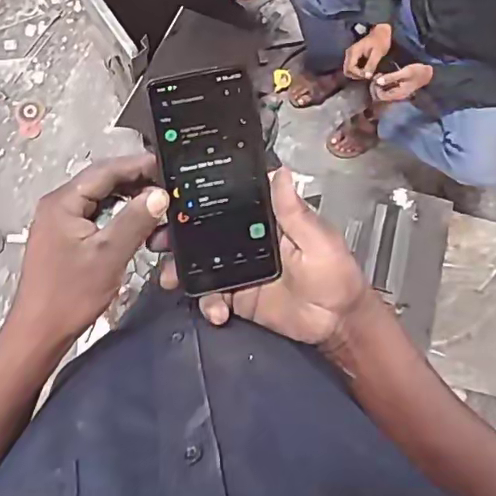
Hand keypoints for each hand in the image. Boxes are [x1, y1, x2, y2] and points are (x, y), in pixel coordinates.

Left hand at [9, 155, 167, 347]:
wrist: (40, 332)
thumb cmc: (67, 296)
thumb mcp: (109, 254)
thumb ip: (135, 220)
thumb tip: (158, 195)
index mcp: (63, 202)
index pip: (106, 170)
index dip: (138, 166)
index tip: (164, 166)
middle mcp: (59, 206)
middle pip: (104, 182)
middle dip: (137, 184)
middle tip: (166, 188)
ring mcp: (61, 222)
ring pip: (103, 200)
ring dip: (130, 202)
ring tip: (157, 208)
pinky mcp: (67, 238)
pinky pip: (98, 216)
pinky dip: (120, 218)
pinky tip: (138, 227)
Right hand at [160, 169, 370, 348]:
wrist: (338, 324)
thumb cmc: (336, 274)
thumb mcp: (318, 239)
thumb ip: (294, 211)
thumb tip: (281, 172)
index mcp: (266, 221)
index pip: (229, 203)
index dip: (200, 200)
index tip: (173, 198)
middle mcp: (247, 241)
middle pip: (204, 233)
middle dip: (177, 236)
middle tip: (157, 240)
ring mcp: (240, 270)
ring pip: (201, 264)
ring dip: (181, 269)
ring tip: (170, 278)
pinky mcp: (238, 297)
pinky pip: (212, 296)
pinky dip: (207, 303)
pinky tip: (215, 312)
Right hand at [343, 24, 392, 80]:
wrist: (381, 32)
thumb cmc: (380, 41)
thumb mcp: (378, 53)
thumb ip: (371, 65)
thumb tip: (366, 76)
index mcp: (354, 52)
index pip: (350, 68)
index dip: (358, 74)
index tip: (368, 75)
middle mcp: (349, 54)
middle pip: (347, 71)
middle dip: (356, 76)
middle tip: (367, 76)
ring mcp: (350, 55)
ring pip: (349, 70)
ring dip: (357, 74)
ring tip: (368, 74)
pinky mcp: (353, 56)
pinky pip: (352, 67)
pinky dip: (358, 71)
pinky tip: (367, 71)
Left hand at [370, 62, 432, 102]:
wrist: (429, 73)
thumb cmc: (418, 72)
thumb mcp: (405, 72)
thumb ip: (391, 77)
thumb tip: (378, 82)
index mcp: (398, 93)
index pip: (381, 96)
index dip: (376, 88)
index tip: (378, 78)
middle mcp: (396, 95)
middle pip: (380, 96)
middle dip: (376, 87)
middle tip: (377, 76)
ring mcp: (397, 92)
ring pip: (382, 92)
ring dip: (379, 85)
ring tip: (380, 75)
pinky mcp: (398, 88)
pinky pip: (386, 89)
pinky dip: (383, 83)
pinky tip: (383, 76)